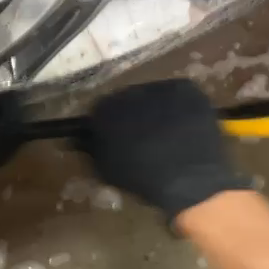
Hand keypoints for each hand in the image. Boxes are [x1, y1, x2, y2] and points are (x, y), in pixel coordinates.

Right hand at [75, 79, 252, 221]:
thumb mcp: (105, 169)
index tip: (114, 137)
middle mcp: (129, 92)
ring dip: (154, 107)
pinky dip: (178, 103)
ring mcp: (160, 88)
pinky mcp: (186, 89)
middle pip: (126, 98)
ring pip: (152, 94)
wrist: (190, 180)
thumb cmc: (142, 178)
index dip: (107, 124)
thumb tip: (78, 139)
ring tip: (165, 129)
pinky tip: (182, 122)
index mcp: (105, 109)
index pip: (99, 108)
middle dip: (131, 113)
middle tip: (141, 133)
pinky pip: (177, 92)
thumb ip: (90, 149)